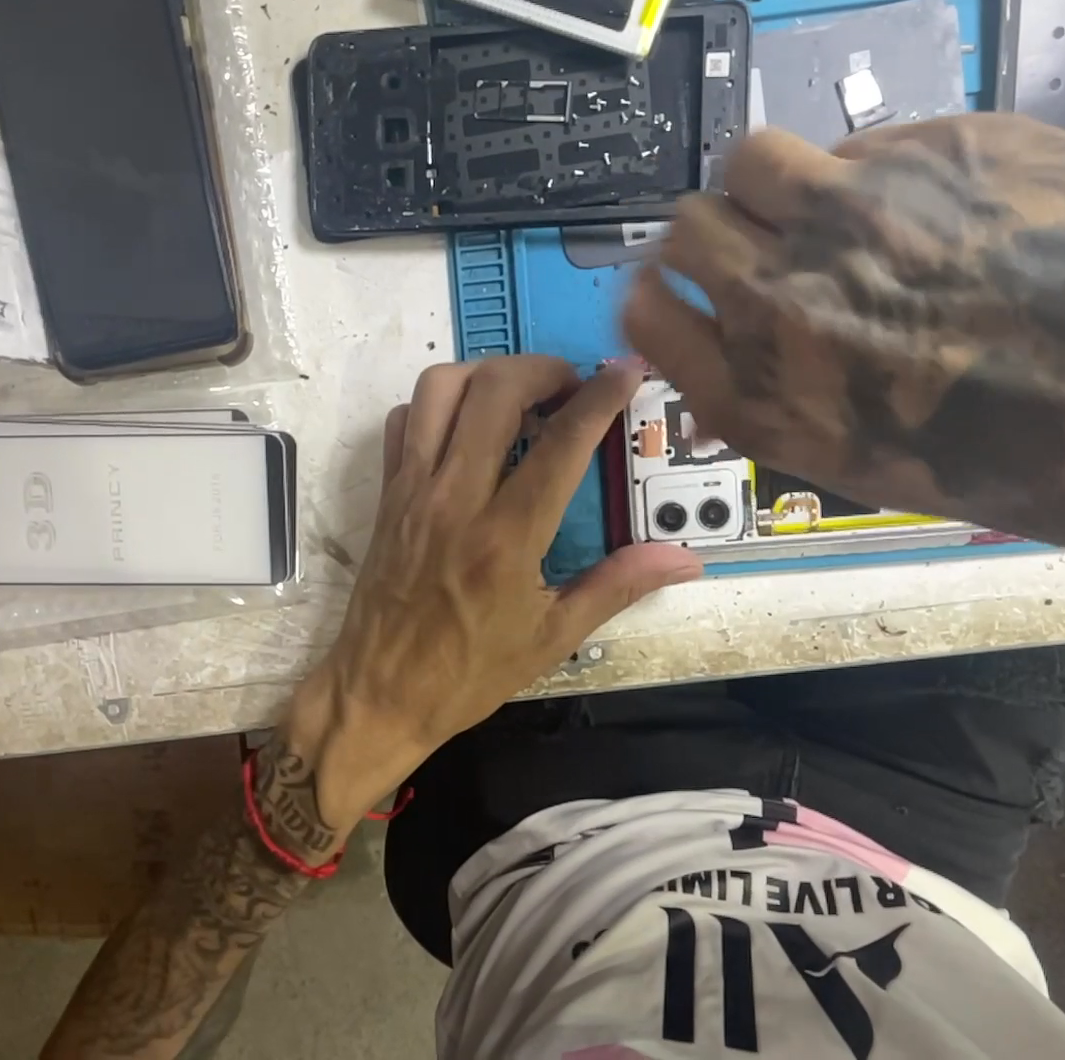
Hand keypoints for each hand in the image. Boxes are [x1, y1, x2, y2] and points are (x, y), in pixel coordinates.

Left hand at [281, 357, 701, 839]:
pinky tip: (465, 427)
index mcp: (506, 537)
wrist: (379, 695)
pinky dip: (437, 404)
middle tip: (572, 387)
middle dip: (544, 369)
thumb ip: (618, 586)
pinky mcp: (388, 494)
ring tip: (519, 396)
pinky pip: (405, 420)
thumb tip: (684, 559)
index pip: (561, 442)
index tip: (625, 373)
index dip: (600, 397)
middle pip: (496, 391)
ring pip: (441, 389)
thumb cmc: (469, 674)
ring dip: (487, 374)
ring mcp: (413, 490)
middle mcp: (455, 498)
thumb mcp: (553, 639)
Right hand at [622, 113, 1064, 531]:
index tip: (675, 287)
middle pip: (684, 228)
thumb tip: (749, 352)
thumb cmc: (1032, 460)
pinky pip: (860, 142)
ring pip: (751, 161)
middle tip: (754, 242)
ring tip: (827, 205)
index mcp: (760, 395)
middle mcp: (780, 303)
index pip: (645, 311)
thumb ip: (783, 396)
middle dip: (710, 236)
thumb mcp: (867, 462)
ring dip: (774, 184)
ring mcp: (852, 216)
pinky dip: (870, 169)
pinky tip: (930, 205)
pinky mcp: (935, 147)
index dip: (656, 294)